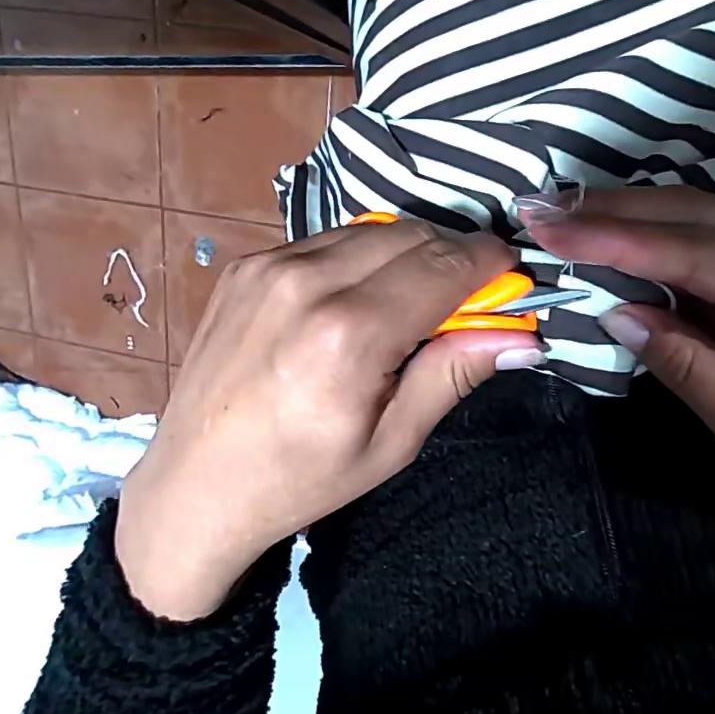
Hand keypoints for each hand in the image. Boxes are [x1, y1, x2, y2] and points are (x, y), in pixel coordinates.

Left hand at [117, 220, 543, 619]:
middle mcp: (308, 282)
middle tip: (471, 292)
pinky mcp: (248, 263)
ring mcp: (270, 265)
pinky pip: (330, 239)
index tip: (510, 273)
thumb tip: (521, 336)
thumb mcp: (392, 442)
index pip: (444, 265)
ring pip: (373, 229)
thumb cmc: (302, 477)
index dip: (489, 261)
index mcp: (349, 334)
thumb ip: (454, 373)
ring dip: (412, 250)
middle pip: (413, 235)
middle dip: (455, 253)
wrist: (193, 484)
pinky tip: (361, 294)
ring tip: (418, 294)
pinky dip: (364, 254)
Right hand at [524, 187, 714, 590]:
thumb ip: (693, 371)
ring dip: (630, 217)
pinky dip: (653, 243)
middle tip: (542, 210)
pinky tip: (612, 241)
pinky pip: (707, 249)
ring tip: (563, 218)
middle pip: (700, 216)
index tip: (554, 230)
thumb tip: (620, 314)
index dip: (623, 239)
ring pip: (701, 221)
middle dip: (617, 211)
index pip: (703, 252)